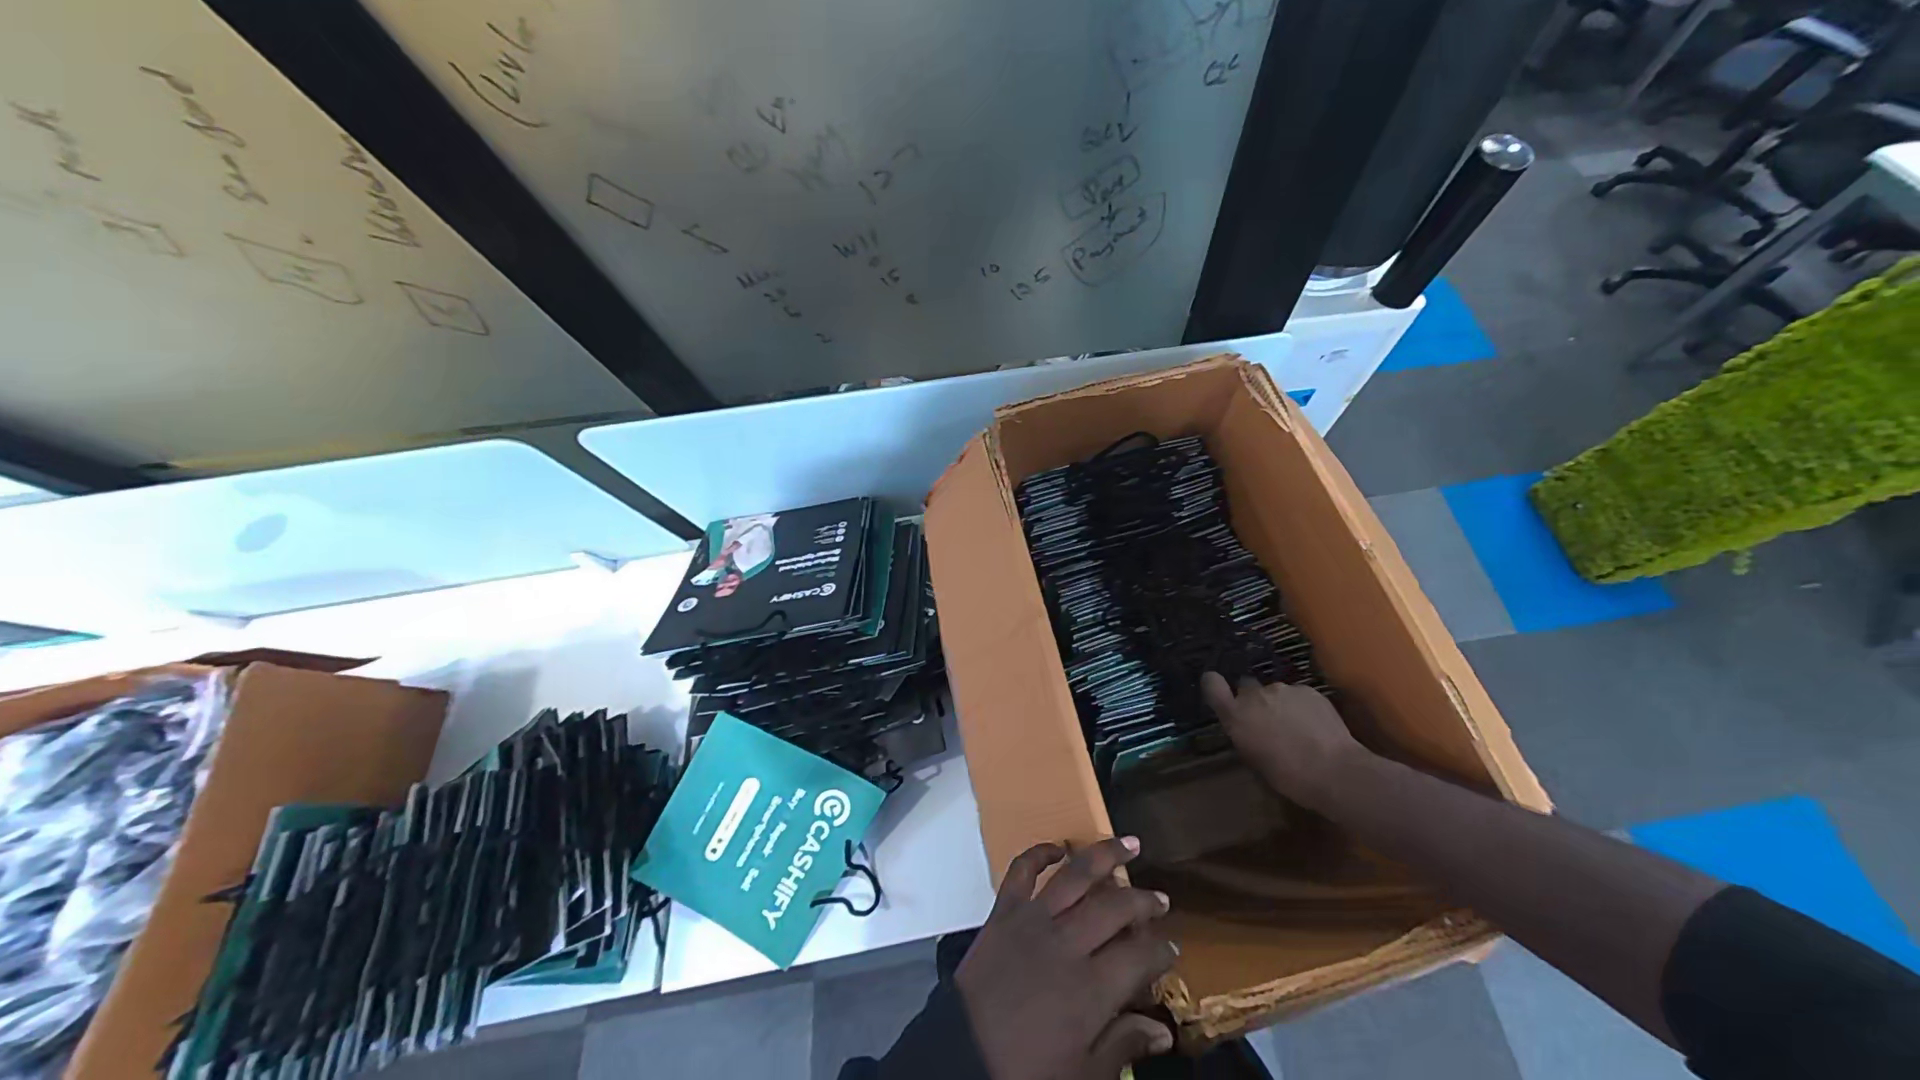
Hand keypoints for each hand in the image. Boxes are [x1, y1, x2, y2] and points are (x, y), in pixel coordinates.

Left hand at [955, 838, 1177, 1079]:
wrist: (960, 1056)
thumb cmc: (1025, 1072)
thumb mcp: (1082, 1075)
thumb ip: (1123, 1047)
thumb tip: (1162, 1032)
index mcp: (1091, 987)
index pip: (1140, 955)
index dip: (1161, 950)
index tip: (1172, 949)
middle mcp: (1066, 943)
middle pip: (1114, 908)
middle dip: (1143, 901)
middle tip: (1161, 900)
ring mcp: (1032, 921)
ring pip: (1075, 877)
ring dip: (1105, 856)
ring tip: (1128, 844)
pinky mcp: (1003, 913)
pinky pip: (1021, 872)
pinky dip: (1038, 853)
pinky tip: (1057, 848)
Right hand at [1201, 672, 1369, 811]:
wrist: (1335, 770)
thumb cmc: (1289, 776)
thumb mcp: (1255, 759)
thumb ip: (1246, 733)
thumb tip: (1250, 727)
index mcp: (1236, 715)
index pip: (1212, 684)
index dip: (1214, 684)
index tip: (1220, 690)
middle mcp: (1255, 695)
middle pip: (1247, 687)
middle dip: (1254, 700)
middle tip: (1269, 721)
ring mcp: (1283, 689)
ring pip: (1276, 692)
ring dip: (1281, 704)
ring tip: (1299, 727)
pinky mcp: (1308, 689)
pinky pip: (1299, 694)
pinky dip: (1303, 706)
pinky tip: (1316, 726)